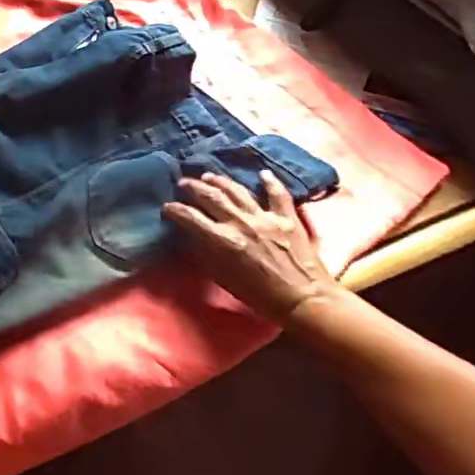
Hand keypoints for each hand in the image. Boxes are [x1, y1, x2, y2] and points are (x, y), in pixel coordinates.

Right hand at [162, 171, 337, 321]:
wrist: (307, 301)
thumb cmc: (260, 295)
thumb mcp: (223, 278)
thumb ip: (204, 254)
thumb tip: (189, 238)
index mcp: (223, 240)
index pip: (190, 217)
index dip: (175, 210)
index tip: (167, 207)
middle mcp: (241, 223)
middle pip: (211, 196)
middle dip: (192, 187)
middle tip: (182, 183)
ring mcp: (266, 218)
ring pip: (237, 191)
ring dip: (220, 181)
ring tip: (208, 176)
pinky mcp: (287, 219)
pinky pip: (277, 195)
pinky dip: (270, 182)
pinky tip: (263, 173)